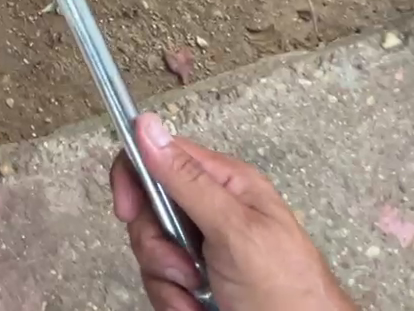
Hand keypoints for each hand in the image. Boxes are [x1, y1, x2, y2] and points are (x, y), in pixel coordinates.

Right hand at [112, 114, 355, 310]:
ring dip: (165, 278)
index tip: (126, 212)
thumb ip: (187, 180)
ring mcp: (202, 246)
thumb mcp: (236, 233)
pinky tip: (197, 310)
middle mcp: (210, 208)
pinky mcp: (196, 280)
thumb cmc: (286, 296)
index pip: (158, 154)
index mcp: (225, 183)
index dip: (134, 177)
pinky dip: (172, 300)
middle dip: (156, 243)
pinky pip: (159, 279)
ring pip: (150, 246)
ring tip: (198, 297)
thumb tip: (145, 122)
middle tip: (185, 271)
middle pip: (148, 206)